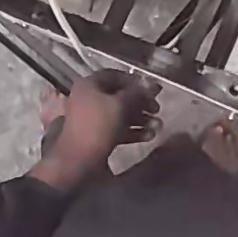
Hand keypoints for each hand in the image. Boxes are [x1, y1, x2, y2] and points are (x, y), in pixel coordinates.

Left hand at [29, 70, 159, 191]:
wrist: (79, 161)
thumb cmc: (98, 126)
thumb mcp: (120, 105)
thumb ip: (138, 92)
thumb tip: (151, 83)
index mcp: (89, 85)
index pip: (114, 75)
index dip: (135, 80)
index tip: (152, 89)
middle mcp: (88, 99)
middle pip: (119, 96)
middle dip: (141, 102)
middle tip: (158, 109)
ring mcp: (92, 118)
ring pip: (120, 114)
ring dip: (141, 118)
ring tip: (158, 126)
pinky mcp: (97, 136)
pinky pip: (117, 129)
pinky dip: (133, 131)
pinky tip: (150, 136)